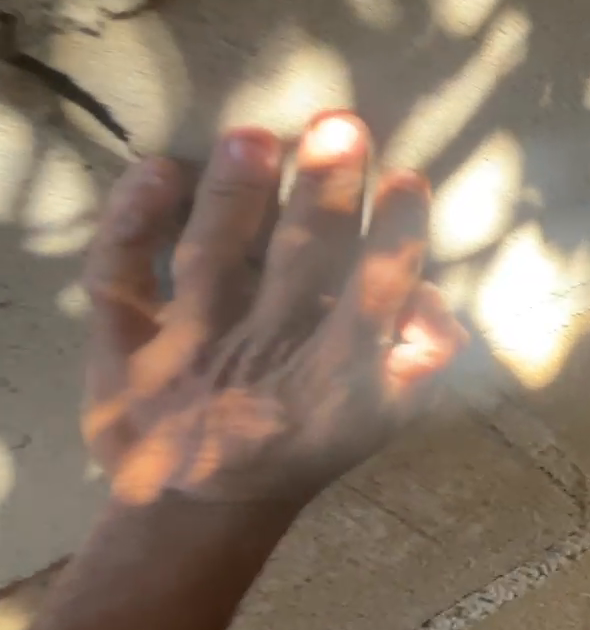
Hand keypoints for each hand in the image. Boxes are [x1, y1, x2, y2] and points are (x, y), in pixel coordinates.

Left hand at [80, 113, 465, 506]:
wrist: (202, 503)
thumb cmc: (318, 440)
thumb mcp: (394, 413)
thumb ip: (425, 355)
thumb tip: (430, 297)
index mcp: (337, 376)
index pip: (377, 293)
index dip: (395, 235)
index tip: (409, 179)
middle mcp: (264, 355)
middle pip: (300, 263)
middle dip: (324, 192)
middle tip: (339, 126)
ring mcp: (182, 350)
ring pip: (213, 259)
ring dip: (237, 195)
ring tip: (256, 135)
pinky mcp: (118, 347)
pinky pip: (118, 279)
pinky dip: (131, 224)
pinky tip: (157, 171)